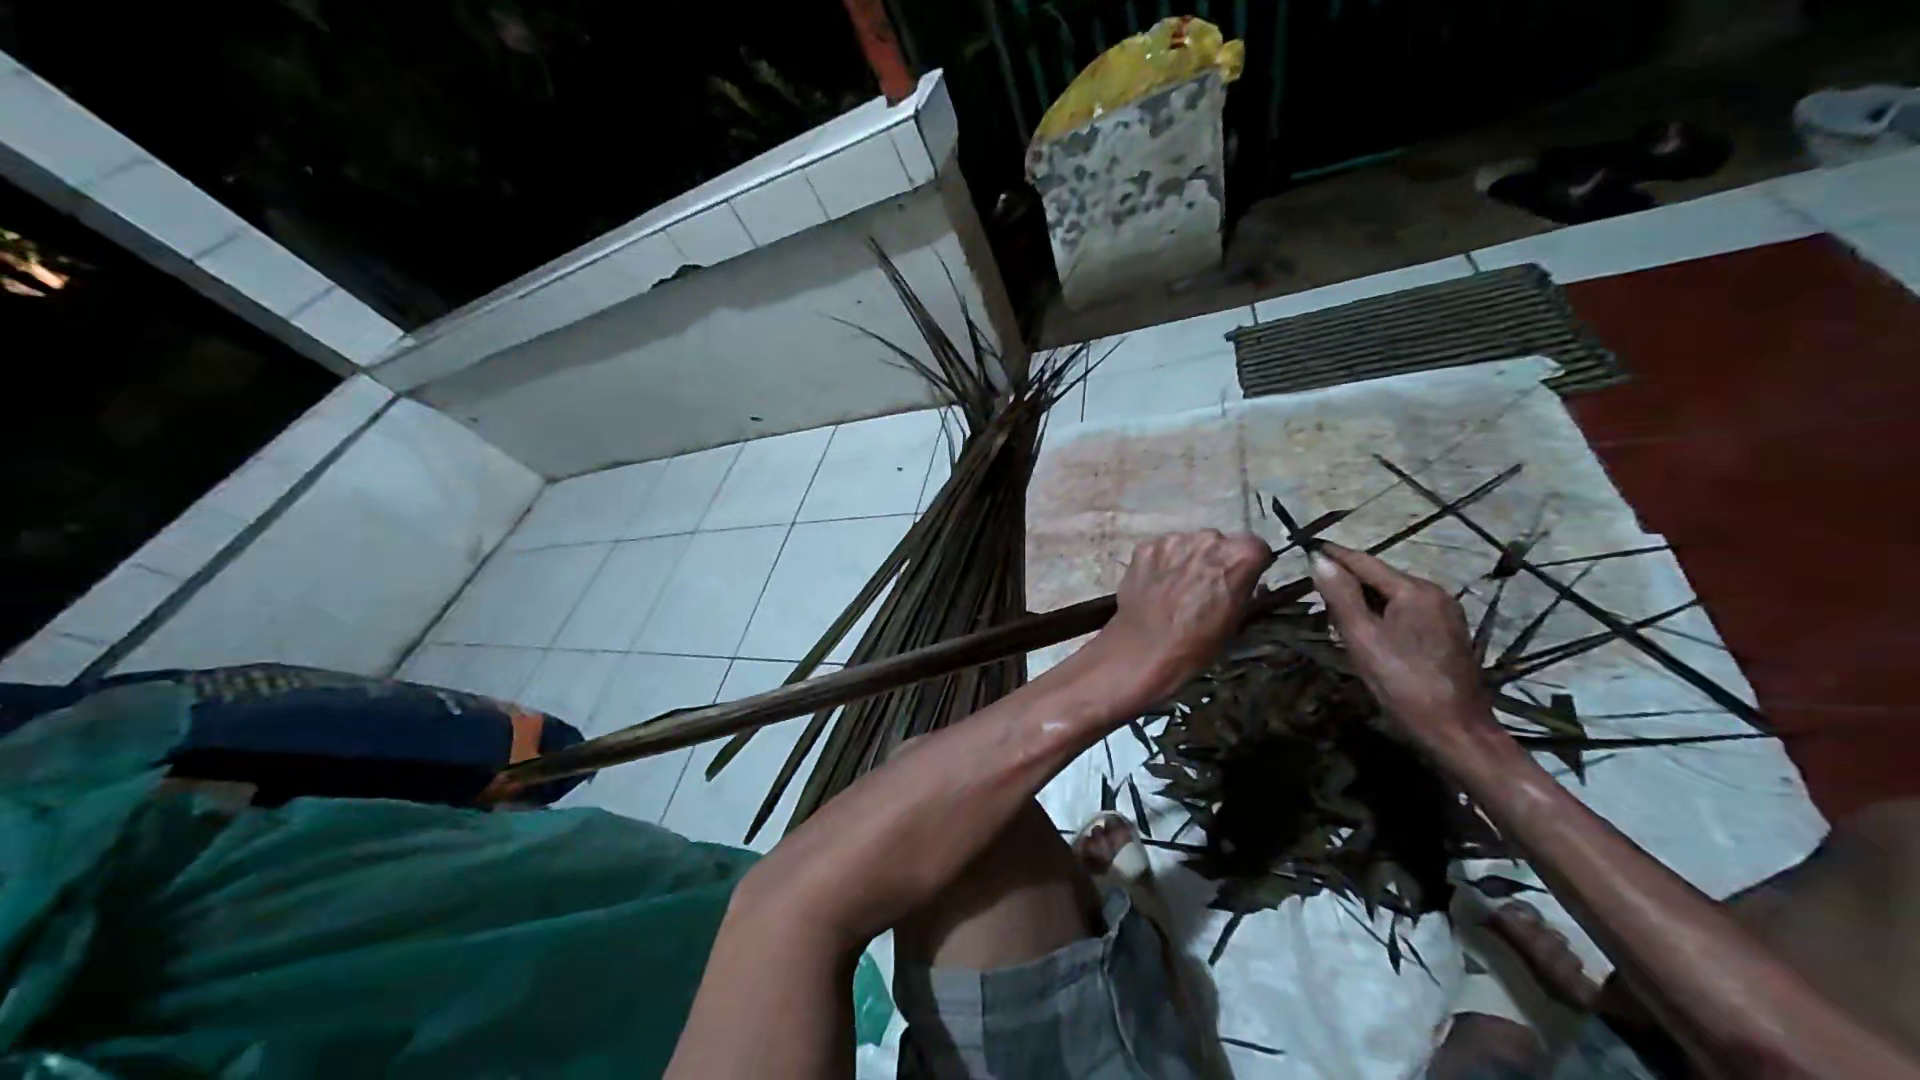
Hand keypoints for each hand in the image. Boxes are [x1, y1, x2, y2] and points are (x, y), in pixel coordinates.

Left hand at [1097, 530, 1271, 704]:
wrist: (1145, 648)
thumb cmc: (1199, 641)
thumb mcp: (1237, 617)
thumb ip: (1241, 585)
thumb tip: (1238, 577)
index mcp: (1241, 554)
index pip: (1255, 548)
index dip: (1247, 565)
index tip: (1239, 579)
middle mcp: (1209, 538)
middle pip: (1218, 543)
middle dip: (1214, 559)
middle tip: (1203, 587)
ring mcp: (1173, 539)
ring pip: (1186, 544)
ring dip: (1185, 559)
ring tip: (1175, 588)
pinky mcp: (1145, 546)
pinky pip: (1159, 551)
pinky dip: (1159, 563)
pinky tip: (1154, 586)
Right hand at [1309, 543, 1497, 752]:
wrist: (1455, 730)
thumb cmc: (1402, 683)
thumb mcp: (1362, 638)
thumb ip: (1340, 596)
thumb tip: (1318, 559)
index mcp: (1415, 590)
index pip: (1365, 562)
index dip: (1333, 555)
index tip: (1305, 546)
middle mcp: (1435, 593)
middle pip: (1380, 578)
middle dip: (1347, 581)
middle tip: (1312, 590)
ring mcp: (1445, 613)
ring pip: (1392, 595)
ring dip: (1363, 600)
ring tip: (1333, 613)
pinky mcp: (1448, 633)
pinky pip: (1405, 612)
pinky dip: (1381, 614)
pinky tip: (1365, 632)